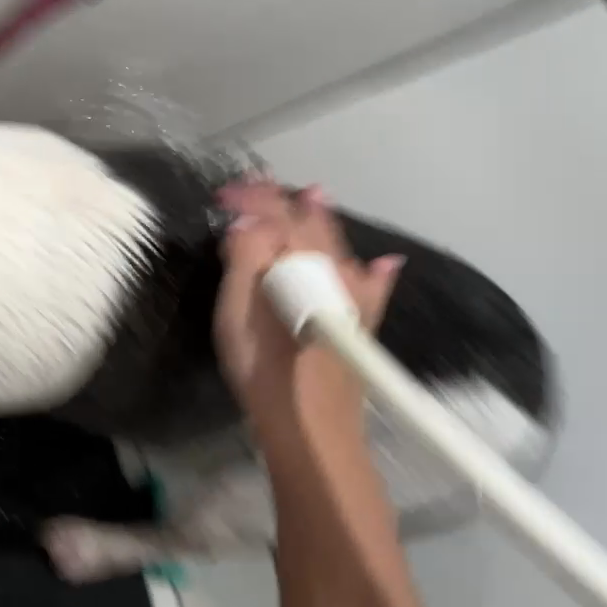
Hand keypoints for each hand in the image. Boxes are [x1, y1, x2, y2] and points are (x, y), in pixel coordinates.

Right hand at [213, 177, 402, 420]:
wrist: (310, 424)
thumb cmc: (262, 364)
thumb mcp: (237, 308)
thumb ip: (243, 260)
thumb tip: (246, 222)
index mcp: (300, 265)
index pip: (277, 217)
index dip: (251, 198)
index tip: (222, 191)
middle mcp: (334, 274)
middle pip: (310, 227)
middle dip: (285, 202)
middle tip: (259, 182)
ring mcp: (353, 300)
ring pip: (338, 249)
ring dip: (321, 221)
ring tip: (313, 198)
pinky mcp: (360, 326)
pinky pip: (371, 287)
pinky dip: (373, 271)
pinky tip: (384, 264)